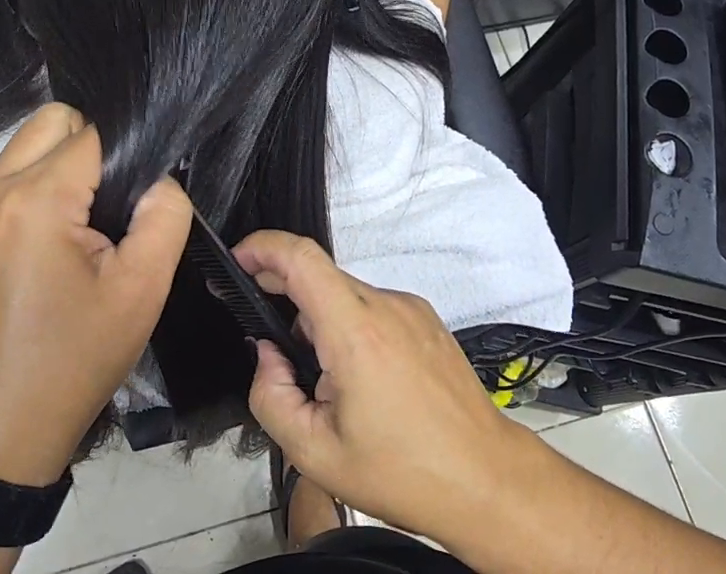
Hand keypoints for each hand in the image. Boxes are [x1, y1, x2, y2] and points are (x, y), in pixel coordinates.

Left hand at [0, 105, 193, 486]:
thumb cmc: (73, 361)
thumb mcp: (141, 292)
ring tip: (75, 234)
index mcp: (36, 201)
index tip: (135, 200)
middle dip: (87, 147)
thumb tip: (158, 179)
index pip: (91, 132)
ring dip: (54, 173)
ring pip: (18, 154)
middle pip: (48, 123)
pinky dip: (25, 202)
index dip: (126, 157)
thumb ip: (164, 217)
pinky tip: (38, 259)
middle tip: (107, 209)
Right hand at [238, 231, 525, 537]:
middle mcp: (387, 307)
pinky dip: (351, 328)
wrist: (486, 479)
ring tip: (323, 382)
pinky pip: (374, 308)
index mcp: (356, 333)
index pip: (301, 258)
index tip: (239, 258)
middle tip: (267, 337)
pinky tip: (355, 378)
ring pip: (346, 295)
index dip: (262, 247)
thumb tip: (267, 357)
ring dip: (320, 322)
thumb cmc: (410, 472)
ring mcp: (411, 310)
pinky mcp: (426, 321)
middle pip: (320, 276)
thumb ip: (270, 396)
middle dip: (283, 295)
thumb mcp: (315, 452)